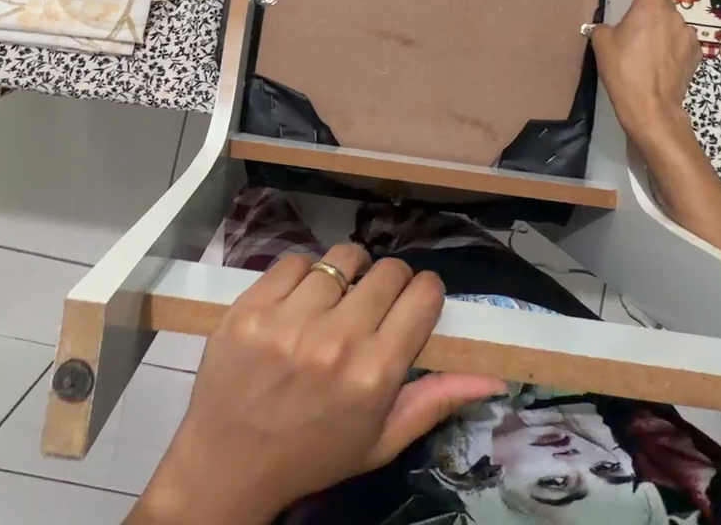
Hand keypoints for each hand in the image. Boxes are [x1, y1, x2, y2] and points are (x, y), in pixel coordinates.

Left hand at [130, 244, 504, 524]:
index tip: (416, 300)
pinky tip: (300, 301)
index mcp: (374, 375)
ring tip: (336, 296)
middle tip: (375, 303)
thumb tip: (492, 376)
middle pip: (387, 270)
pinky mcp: (250, 306)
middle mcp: (335, 340)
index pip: (422, 296)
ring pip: (342, 257)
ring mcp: (288, 319)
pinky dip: (305, 274)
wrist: (228, 463)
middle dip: (391, 281)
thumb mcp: (381, 441)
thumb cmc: (313, 455)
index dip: (425, 291)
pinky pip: (295, 261)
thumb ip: (435, 401)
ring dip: (348, 272)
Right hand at [589, 0, 702, 142]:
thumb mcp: (601, 45)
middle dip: (651, 15)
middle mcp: (674, 15)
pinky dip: (673, 50)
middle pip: (663, 4)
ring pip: (673, 25)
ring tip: (648, 56)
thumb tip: (609, 27)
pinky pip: (682, 44)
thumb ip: (604, 27)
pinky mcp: (697, 54)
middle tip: (635, 36)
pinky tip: (661, 67)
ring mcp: (688, 35)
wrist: (651, 107)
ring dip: (663, 33)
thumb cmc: (623, 71)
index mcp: (649, 6)